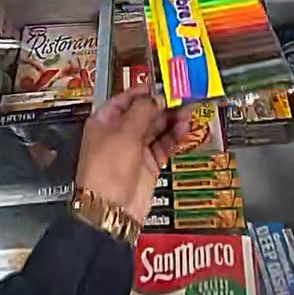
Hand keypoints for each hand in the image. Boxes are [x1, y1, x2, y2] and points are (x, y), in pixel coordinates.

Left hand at [75, 83, 189, 224]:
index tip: (165, 83)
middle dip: (163, 104)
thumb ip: (144, 110)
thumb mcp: (125, 132)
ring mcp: (135, 148)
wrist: (111, 211)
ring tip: (188, 110)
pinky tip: (184, 128)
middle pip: (145, 111)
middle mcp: (120, 132)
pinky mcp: (149, 164)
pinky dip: (174, 135)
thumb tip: (158, 96)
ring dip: (172, 118)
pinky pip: (164, 144)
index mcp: (105, 120)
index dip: (146, 90)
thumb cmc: (108, 168)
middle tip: (183, 96)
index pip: (127, 97)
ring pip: (157, 127)